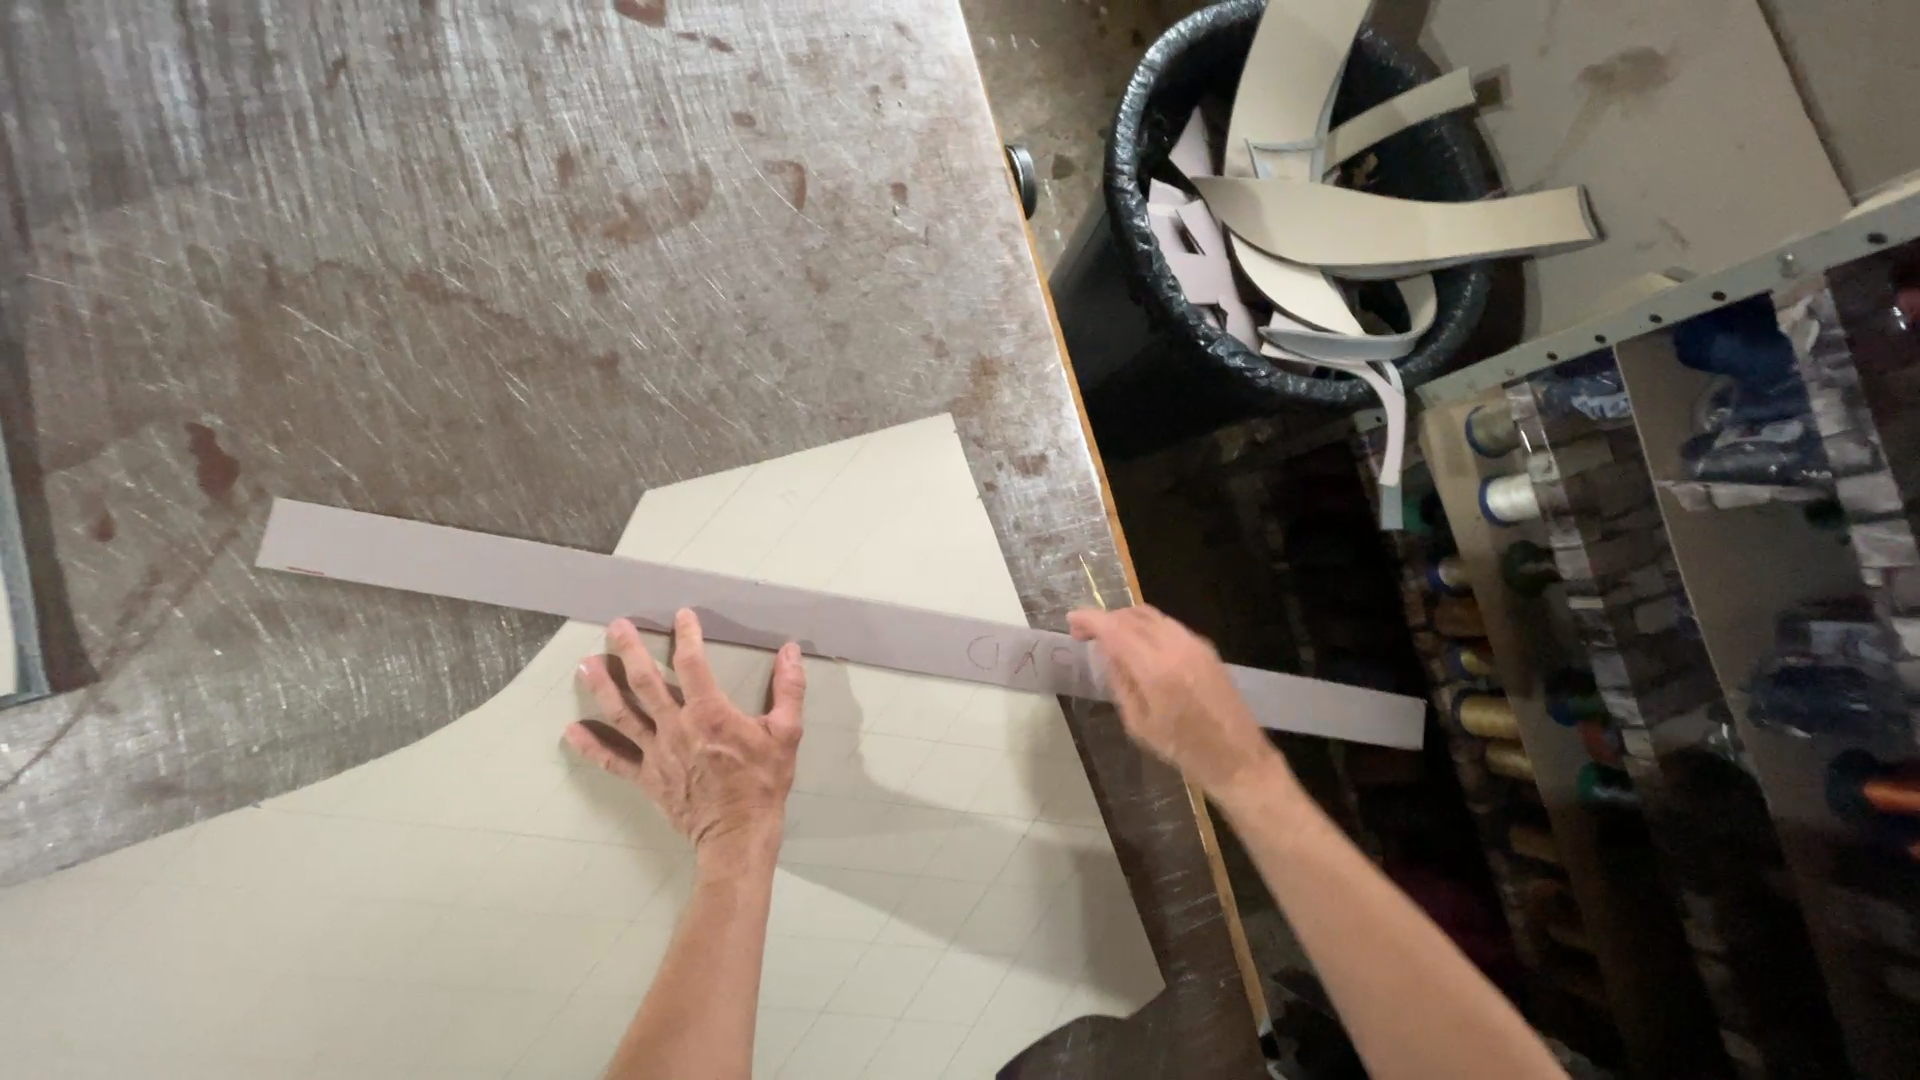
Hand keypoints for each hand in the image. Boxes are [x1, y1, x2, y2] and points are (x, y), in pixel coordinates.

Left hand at [566, 609, 805, 857]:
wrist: (739, 834)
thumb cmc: (763, 782)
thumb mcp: (787, 733)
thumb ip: (789, 688)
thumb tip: (791, 650)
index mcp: (710, 713)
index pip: (693, 663)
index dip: (687, 635)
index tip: (682, 616)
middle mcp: (676, 727)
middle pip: (645, 682)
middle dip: (629, 651)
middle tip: (616, 626)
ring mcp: (656, 753)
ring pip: (622, 714)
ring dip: (602, 687)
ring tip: (586, 664)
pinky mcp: (647, 777)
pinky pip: (613, 760)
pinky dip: (590, 746)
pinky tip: (572, 730)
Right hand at [1069, 605, 1286, 800]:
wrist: (1236, 756)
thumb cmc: (1181, 748)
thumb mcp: (1138, 722)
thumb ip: (1120, 681)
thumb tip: (1107, 651)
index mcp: (1155, 668)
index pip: (1114, 628)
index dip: (1090, 620)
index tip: (1071, 621)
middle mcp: (1175, 646)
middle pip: (1131, 615)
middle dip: (1104, 619)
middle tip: (1085, 634)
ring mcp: (1193, 643)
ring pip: (1151, 615)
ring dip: (1125, 619)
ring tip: (1109, 637)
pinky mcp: (1205, 648)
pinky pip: (1168, 625)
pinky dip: (1146, 626)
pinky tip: (1138, 644)